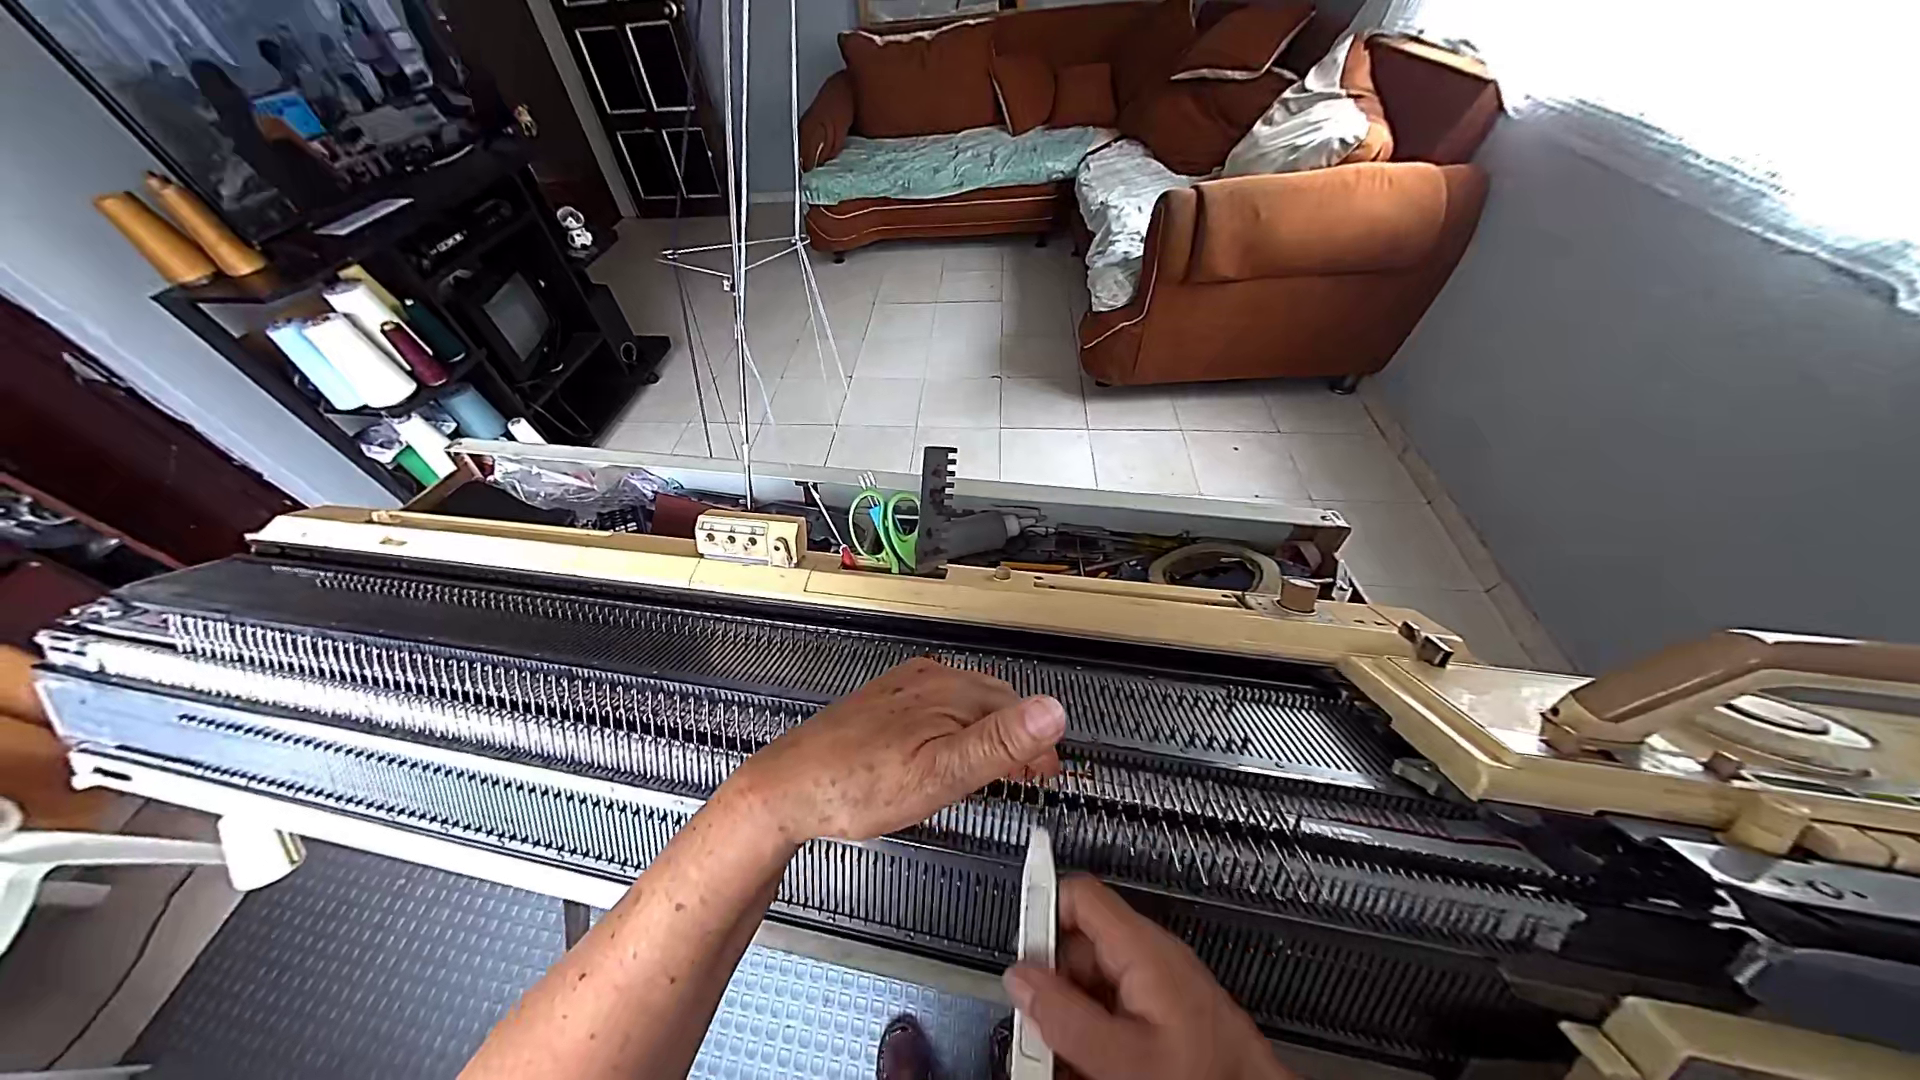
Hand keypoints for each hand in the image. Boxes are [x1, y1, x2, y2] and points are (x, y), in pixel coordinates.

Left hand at [722, 657, 1065, 842]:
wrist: (786, 789)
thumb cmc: (854, 785)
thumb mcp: (941, 774)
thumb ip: (1000, 742)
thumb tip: (1051, 711)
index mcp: (947, 691)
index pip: (1015, 708)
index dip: (1037, 743)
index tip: (1047, 770)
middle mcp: (925, 681)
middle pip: (992, 703)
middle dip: (1015, 737)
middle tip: (1026, 773)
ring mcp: (901, 691)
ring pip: (963, 705)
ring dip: (987, 733)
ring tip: (993, 768)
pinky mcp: (884, 705)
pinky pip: (934, 709)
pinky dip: (955, 730)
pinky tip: (946, 752)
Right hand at [1004, 876, 1292, 1079]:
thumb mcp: (1123, 1061)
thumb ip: (1065, 1016)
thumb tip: (1020, 977)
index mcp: (1144, 949)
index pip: (1080, 894)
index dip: (1044, 911)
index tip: (1020, 950)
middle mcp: (1152, 955)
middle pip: (1080, 941)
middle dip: (1053, 981)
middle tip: (1039, 1028)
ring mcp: (1159, 984)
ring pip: (1094, 978)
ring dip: (1070, 1013)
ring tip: (1065, 1058)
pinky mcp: (1165, 1011)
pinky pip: (1115, 1005)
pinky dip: (1094, 1030)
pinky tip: (1089, 1064)